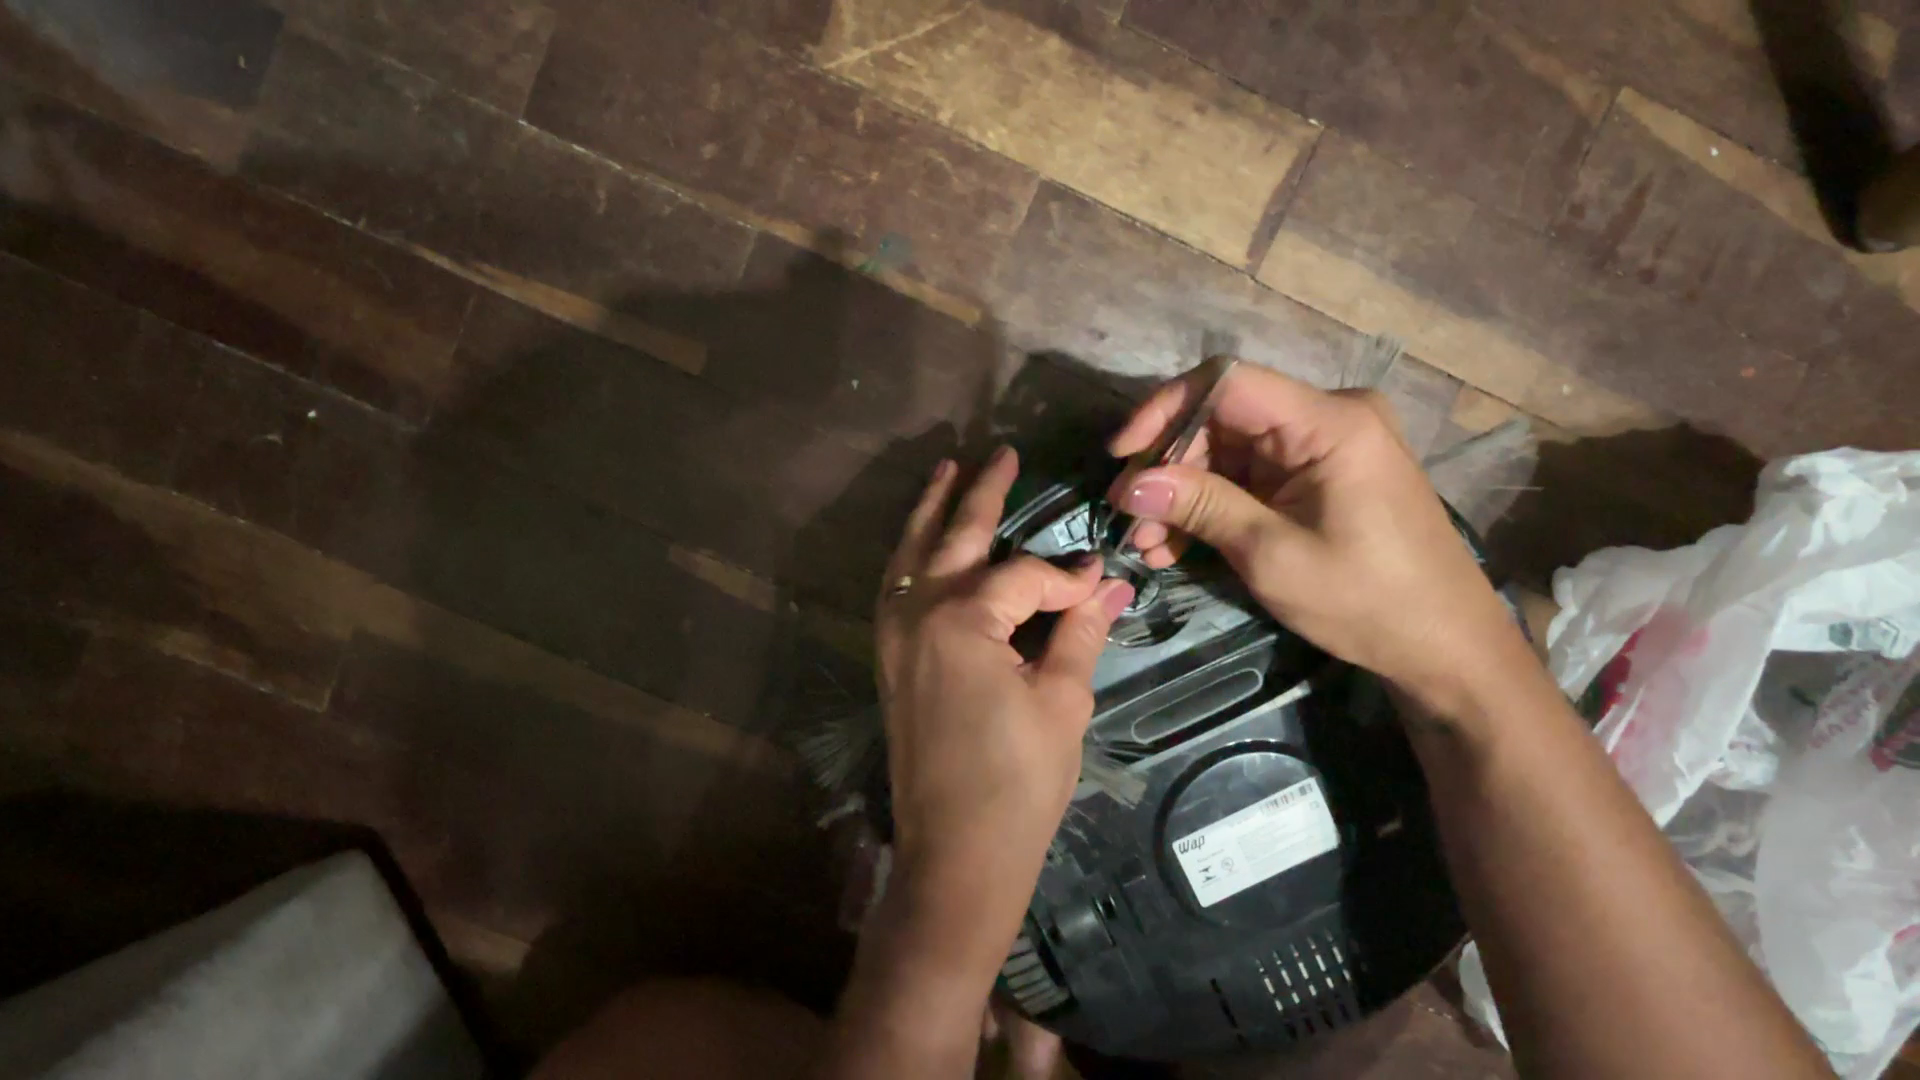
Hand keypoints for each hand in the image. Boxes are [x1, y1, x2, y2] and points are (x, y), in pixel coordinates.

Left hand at [877, 447, 1134, 891]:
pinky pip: (897, 586)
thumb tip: (1110, 582)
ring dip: (933, 511)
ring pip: (912, 554)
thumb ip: (1080, 630)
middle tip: (1001, 452)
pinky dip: (913, 556)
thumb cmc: (1019, 780)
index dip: (1068, 578)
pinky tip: (925, 544)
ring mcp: (895, 634)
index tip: (1101, 583)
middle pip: (955, 536)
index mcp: (963, 618)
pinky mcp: (889, 657)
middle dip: (982, 492)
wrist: (956, 852)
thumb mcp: (1063, 700)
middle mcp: (918, 612)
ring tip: (947, 471)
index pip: (1026, 575)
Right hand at [1107, 364, 1524, 714]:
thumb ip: (1202, 506)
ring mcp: (1323, 447)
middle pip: (1221, 418)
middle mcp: (1328, 417)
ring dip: (1182, 494)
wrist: (1443, 647)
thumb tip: (1130, 484)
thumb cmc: (1366, 601)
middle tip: (1130, 517)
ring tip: (1147, 544)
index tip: (1123, 455)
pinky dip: (1211, 507)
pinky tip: (1175, 545)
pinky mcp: (1316, 476)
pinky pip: (1248, 477)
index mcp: (1330, 421)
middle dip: (1169, 466)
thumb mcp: (1272, 555)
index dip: (1165, 409)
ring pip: (1227, 451)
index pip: (1227, 382)